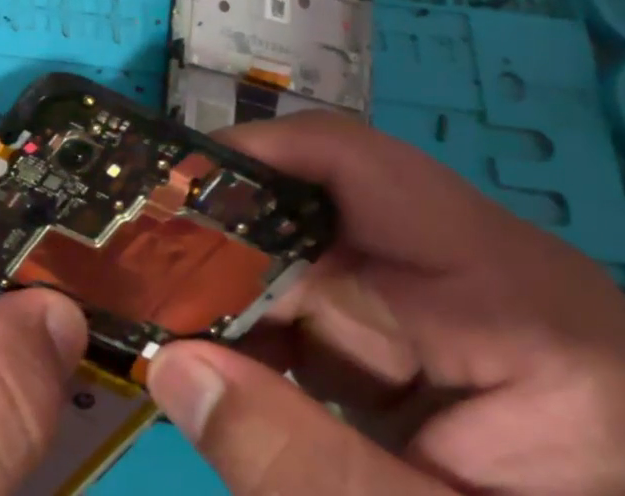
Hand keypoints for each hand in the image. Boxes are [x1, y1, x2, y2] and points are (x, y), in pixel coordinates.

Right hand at [146, 112, 624, 495]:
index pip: (356, 169)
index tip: (145, 191)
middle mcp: (471, 279)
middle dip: (202, 237)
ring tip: (124, 307)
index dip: (242, 159)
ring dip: (210, 290)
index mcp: (518, 299)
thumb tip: (165, 366)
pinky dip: (240, 334)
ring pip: (290, 268)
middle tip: (106, 265)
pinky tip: (186, 354)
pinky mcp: (413, 354)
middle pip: (302, 218)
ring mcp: (438, 316)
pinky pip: (303, 318)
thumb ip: (306, 467)